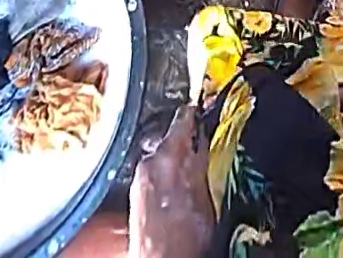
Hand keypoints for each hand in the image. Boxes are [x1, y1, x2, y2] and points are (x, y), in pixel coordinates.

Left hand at [129, 106, 213, 257]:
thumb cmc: (186, 234)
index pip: (184, 116)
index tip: (200, 106)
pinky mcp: (135, 190)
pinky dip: (162, 172)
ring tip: (186, 170)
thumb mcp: (207, 191)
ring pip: (160, 153)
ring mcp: (141, 174)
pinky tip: (173, 188)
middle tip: (198, 143)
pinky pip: (152, 170)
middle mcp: (152, 158)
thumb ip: (203, 160)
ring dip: (172, 156)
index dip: (194, 111)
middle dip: (184, 138)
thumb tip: (203, 141)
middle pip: (170, 135)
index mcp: (171, 152)